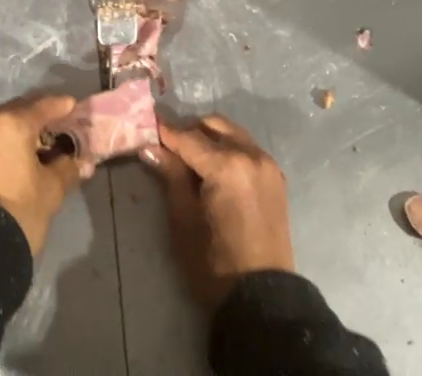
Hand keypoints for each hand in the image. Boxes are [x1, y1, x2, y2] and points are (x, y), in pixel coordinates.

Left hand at [0, 94, 83, 255]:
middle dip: (38, 117)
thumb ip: (67, 169)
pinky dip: (1, 142)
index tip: (73, 106)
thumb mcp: (51, 190)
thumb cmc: (18, 211)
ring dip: (18, 130)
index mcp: (11, 124)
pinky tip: (13, 155)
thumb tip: (82, 162)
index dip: (61, 106)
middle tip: (56, 127)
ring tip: (34, 144)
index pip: (43, 107)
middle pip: (19, 111)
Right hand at [140, 113, 294, 308]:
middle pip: (212, 125)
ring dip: (209, 138)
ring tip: (189, 160)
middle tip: (166, 148)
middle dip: (188, 131)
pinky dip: (228, 149)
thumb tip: (150, 147)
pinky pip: (247, 148)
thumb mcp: (184, 219)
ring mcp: (268, 164)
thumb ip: (171, 176)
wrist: (263, 296)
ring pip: (232, 133)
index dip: (164, 131)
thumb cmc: (215, 262)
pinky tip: (214, 170)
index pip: (187, 137)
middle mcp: (251, 155)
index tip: (145, 126)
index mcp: (227, 165)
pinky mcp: (276, 177)